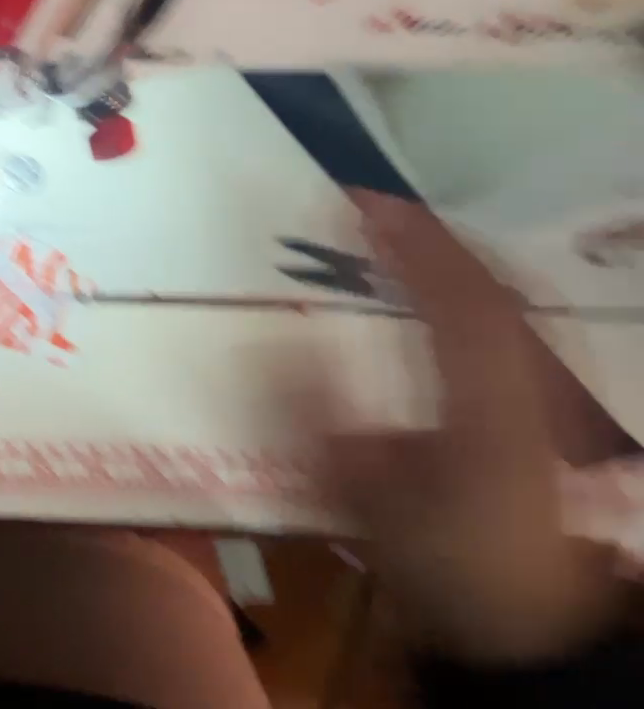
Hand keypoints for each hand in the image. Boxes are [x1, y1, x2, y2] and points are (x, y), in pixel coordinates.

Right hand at [303, 191, 624, 663]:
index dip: (411, 249)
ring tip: (391, 226)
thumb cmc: (431, 557)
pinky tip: (430, 278)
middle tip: (367, 203)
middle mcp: (532, 389)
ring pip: (512, 301)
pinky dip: (468, 286)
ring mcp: (548, 397)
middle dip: (434, 237)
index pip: (459, 305)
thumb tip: (274, 340)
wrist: (517, 618)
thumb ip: (318, 418)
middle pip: (498, 290)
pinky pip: (507, 325)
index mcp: (492, 408)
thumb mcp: (361, 495)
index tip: (356, 205)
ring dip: (452, 255)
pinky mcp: (544, 406)